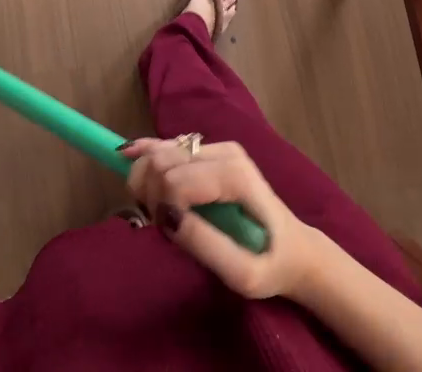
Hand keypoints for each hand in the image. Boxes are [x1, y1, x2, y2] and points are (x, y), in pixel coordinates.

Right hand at [123, 137, 323, 299]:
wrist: (295, 252)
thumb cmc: (272, 267)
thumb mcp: (244, 275)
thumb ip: (206, 246)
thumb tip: (168, 218)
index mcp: (234, 177)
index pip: (173, 181)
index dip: (161, 209)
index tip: (169, 235)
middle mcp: (225, 153)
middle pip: (161, 161)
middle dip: (150, 194)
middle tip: (159, 224)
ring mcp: (217, 148)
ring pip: (159, 151)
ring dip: (146, 181)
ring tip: (158, 211)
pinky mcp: (210, 151)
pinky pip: (165, 147)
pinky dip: (145, 156)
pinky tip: (126, 156)